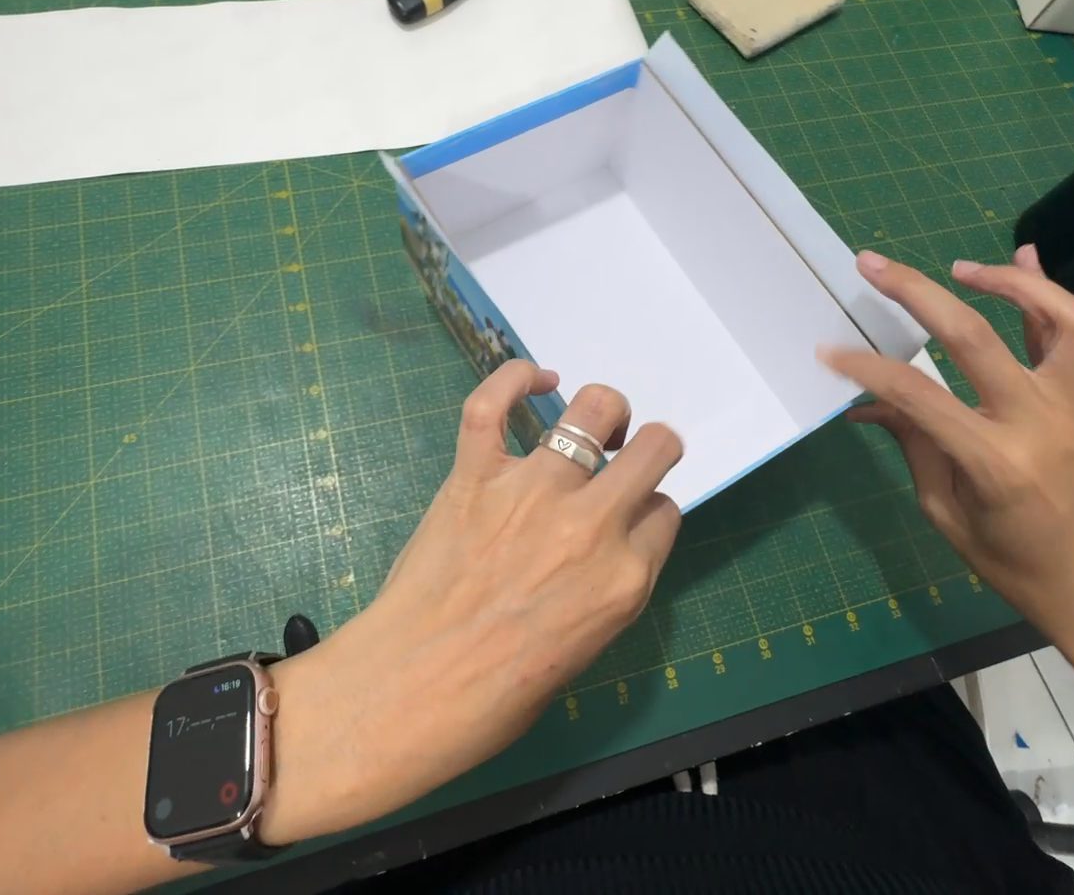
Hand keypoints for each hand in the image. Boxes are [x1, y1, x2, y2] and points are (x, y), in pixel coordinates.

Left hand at [259, 361, 683, 844]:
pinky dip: (517, 379)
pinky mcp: (474, 474)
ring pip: (593, 408)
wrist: (408, 692)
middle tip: (626, 456)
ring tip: (587, 426)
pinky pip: (494, 403)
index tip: (629, 518)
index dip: (649, 510)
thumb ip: (609, 584)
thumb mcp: (586, 647)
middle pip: (654, 447)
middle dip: (650, 446)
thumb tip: (609, 539)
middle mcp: (591, 524)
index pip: (665, 511)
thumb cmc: (498, 696)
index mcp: (625, 578)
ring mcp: (531, 490)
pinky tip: (536, 379)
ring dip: (602, 412)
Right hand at [816, 246, 1073, 660]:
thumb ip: (917, 447)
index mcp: (994, 461)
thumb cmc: (1019, 570)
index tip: (828, 352)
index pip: (916, 395)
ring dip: (1004, 282)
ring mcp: (1073, 405)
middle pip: (973, 336)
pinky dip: (1046, 296)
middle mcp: (1038, 420)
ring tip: (957, 268)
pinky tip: (1022, 261)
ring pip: (1055, 318)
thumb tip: (874, 405)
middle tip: (872, 265)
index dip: (865, 368)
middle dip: (915, 292)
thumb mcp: (949, 515)